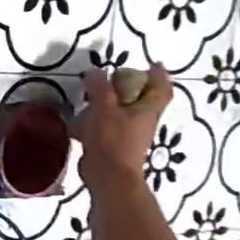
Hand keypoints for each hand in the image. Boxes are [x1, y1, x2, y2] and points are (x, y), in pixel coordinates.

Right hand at [73, 63, 172, 190]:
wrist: (108, 176)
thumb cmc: (111, 139)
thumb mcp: (103, 107)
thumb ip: (99, 87)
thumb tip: (95, 71)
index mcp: (147, 110)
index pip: (161, 89)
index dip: (159, 75)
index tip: (153, 63)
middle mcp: (143, 121)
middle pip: (142, 100)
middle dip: (129, 88)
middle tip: (113, 78)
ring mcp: (129, 135)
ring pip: (123, 113)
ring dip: (110, 104)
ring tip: (88, 99)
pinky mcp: (115, 145)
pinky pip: (107, 127)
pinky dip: (95, 122)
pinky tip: (77, 124)